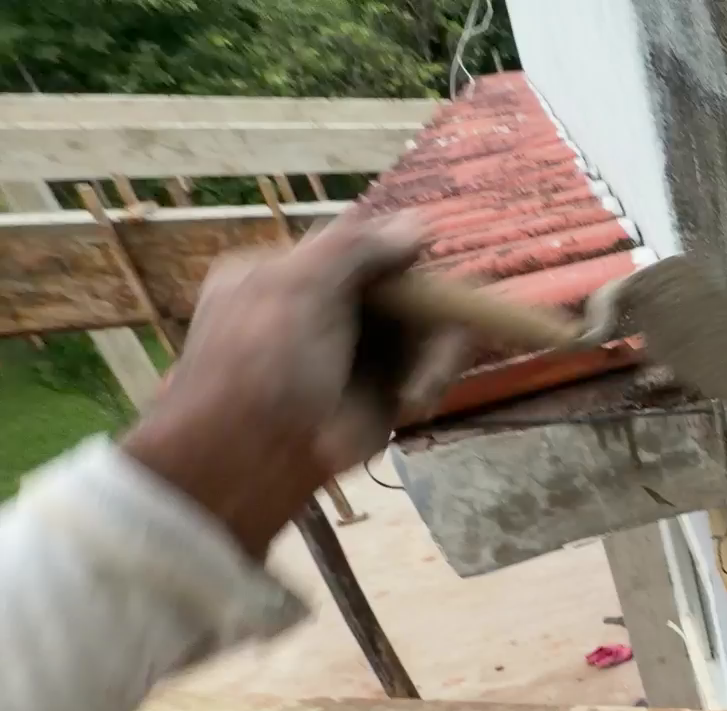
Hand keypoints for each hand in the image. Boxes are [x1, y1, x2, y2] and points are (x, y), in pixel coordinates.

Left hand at [122, 215, 466, 556]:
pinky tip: (414, 401)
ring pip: (435, 332)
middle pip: (415, 292)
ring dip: (438, 358)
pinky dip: (435, 381)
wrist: (262, 452)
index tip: (431, 275)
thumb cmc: (266, 362)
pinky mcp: (395, 388)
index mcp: (300, 274)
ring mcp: (369, 350)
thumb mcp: (298, 287)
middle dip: (433, 317)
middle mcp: (339, 308)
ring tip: (417, 390)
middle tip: (446, 334)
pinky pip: (438, 369)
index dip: (406, 262)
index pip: (371, 251)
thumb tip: (421, 223)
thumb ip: (355, 250)